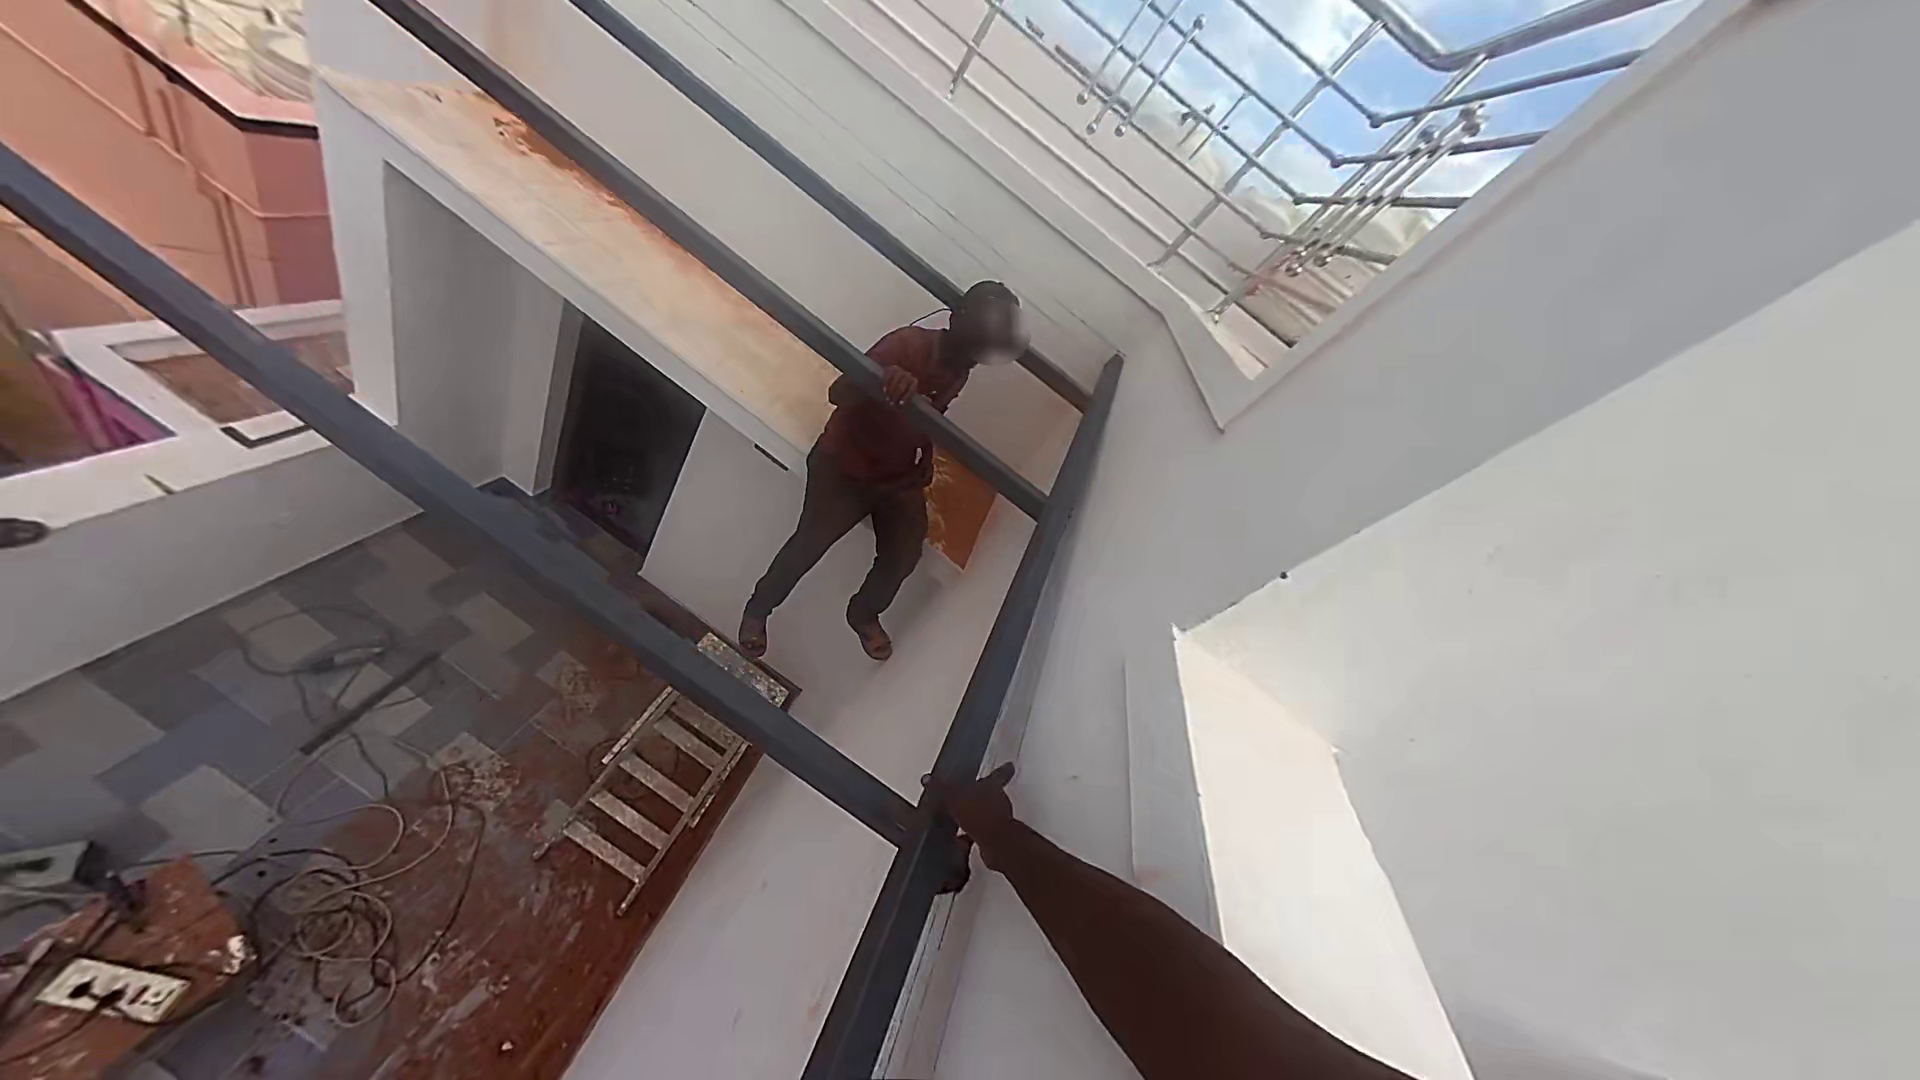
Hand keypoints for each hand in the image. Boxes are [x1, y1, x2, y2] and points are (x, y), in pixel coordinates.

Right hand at [882, 367, 918, 404]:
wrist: (897, 375)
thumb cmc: (903, 388)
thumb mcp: (907, 393)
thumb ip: (906, 397)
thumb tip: (903, 404)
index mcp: (914, 381)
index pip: (911, 389)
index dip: (906, 397)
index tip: (900, 404)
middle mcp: (908, 375)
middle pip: (902, 386)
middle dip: (896, 396)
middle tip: (891, 403)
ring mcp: (901, 370)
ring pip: (895, 382)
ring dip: (891, 391)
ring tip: (887, 398)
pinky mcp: (892, 368)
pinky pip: (889, 377)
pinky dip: (886, 384)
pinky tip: (884, 390)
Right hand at [925, 763, 1017, 855]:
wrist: (996, 843)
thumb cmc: (980, 814)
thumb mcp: (953, 797)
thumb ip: (940, 788)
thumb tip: (927, 779)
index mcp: (992, 786)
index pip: (999, 774)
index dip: (1004, 770)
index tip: (1009, 765)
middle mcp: (999, 802)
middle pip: (993, 795)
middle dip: (982, 797)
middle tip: (973, 796)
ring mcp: (999, 821)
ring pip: (987, 816)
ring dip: (976, 818)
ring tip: (961, 820)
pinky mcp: (996, 839)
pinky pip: (981, 835)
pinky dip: (971, 837)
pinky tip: (960, 840)